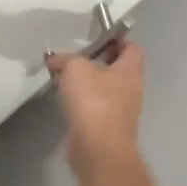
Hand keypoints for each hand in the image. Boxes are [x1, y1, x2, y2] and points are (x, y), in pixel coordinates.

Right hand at [46, 40, 145, 177]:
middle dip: (97, 60)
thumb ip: (65, 59)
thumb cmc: (93, 102)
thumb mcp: (75, 68)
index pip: (132, 48)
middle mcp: (130, 90)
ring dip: (87, 81)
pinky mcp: (106, 127)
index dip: (117, 39)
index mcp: (129, 72)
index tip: (95, 36)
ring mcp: (120, 111)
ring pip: (104, 88)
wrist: (98, 149)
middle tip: (74, 55)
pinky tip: (64, 98)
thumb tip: (54, 59)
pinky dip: (81, 100)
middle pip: (117, 68)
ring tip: (64, 75)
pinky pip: (95, 106)